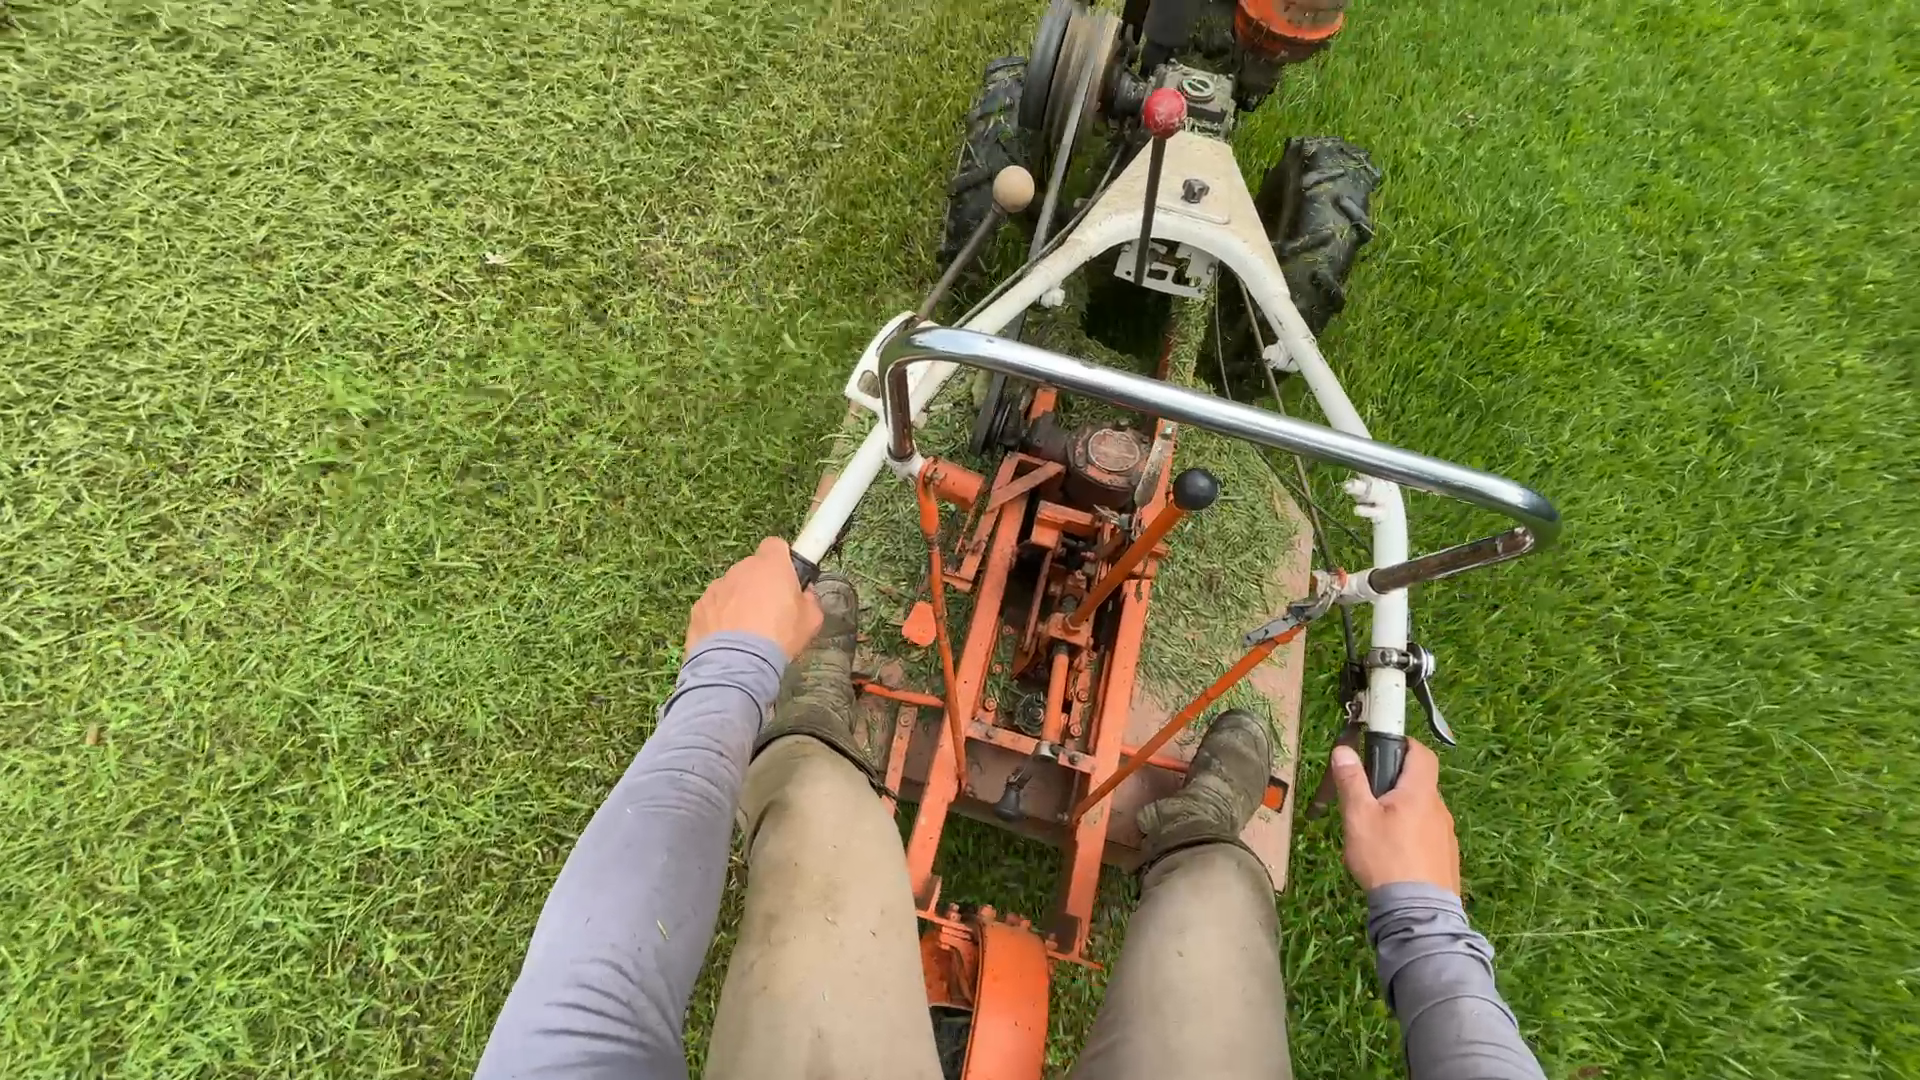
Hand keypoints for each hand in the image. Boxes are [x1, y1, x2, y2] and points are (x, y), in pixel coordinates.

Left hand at [685, 538, 822, 661]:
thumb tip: (804, 595)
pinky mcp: (699, 607)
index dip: (782, 560)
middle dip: (760, 584)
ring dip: (739, 601)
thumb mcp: (811, 621)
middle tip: (771, 612)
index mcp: (771, 565)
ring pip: (732, 588)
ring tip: (747, 632)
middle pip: (752, 569)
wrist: (736, 664)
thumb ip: (810, 600)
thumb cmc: (779, 637)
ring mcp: (716, 587)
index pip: (775, 546)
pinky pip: (715, 607)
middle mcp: (741, 569)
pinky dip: (721, 618)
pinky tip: (729, 641)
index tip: (788, 579)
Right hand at [1329, 737, 1460, 893]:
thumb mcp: (1358, 816)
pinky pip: (1425, 831)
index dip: (1403, 744)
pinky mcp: (1445, 856)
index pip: (1422, 754)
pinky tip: (1390, 850)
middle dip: (1392, 781)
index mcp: (1419, 793)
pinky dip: (1408, 831)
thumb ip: (1352, 781)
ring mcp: (1445, 835)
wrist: (1417, 913)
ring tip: (1373, 827)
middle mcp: (1438, 809)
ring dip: (1399, 808)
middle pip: (1418, 782)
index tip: (1380, 748)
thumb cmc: (1385, 856)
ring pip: (1420, 809)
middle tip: (1364, 795)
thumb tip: (1344, 750)